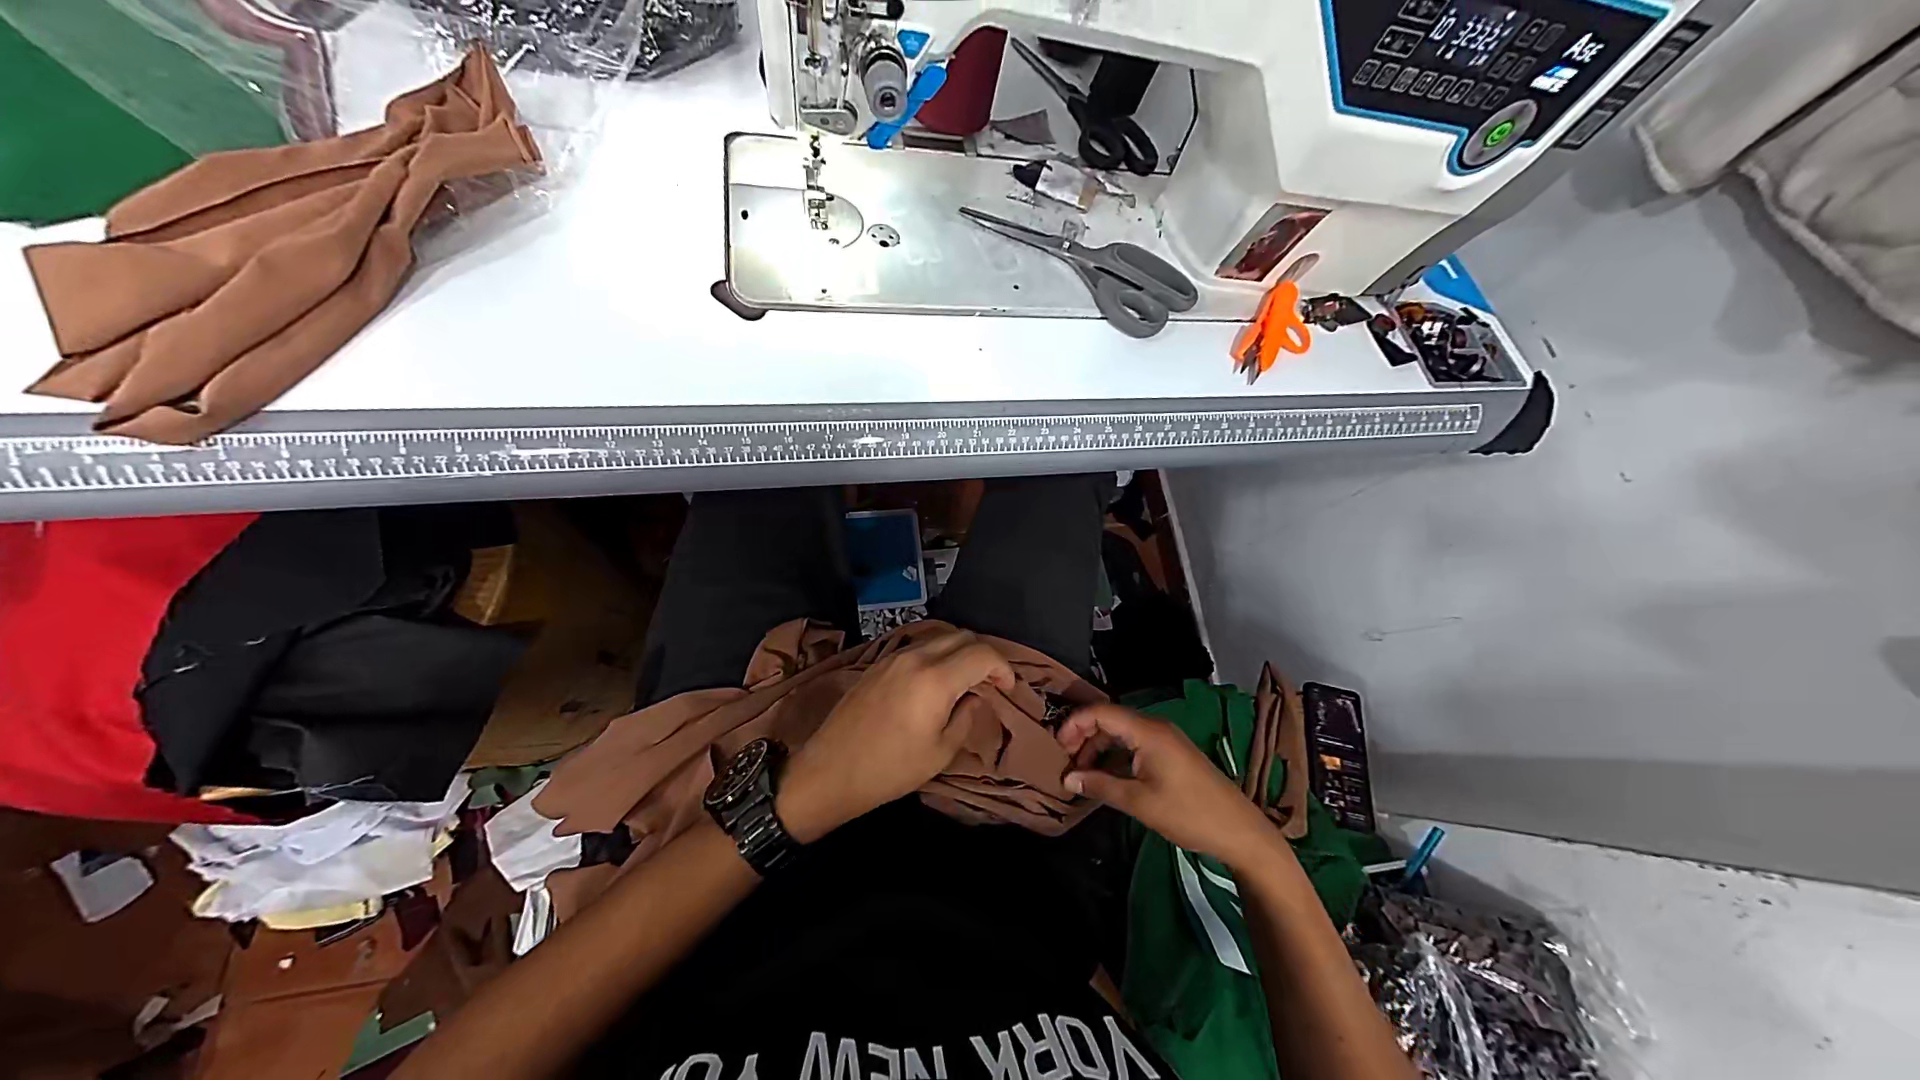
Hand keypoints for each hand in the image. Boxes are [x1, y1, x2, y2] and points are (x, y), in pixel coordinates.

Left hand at [776, 628, 1013, 842]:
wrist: (830, 771)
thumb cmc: (890, 769)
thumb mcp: (940, 752)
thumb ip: (966, 716)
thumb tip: (976, 696)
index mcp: (935, 679)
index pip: (982, 654)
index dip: (1003, 668)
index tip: (1008, 689)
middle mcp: (915, 657)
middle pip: (962, 636)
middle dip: (984, 655)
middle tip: (992, 682)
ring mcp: (893, 657)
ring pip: (939, 637)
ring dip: (960, 651)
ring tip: (967, 680)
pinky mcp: (878, 664)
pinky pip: (918, 646)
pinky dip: (938, 655)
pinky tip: (938, 680)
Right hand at [1057, 705, 1283, 869]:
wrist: (1240, 831)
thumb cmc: (1188, 813)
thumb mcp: (1138, 802)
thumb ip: (1100, 786)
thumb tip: (1068, 779)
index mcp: (1148, 731)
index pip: (1101, 712)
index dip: (1074, 724)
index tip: (1057, 746)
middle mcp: (1156, 727)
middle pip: (1109, 720)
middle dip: (1084, 737)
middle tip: (1066, 762)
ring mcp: (1165, 740)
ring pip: (1121, 733)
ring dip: (1098, 748)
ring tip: (1082, 774)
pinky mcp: (1171, 753)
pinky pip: (1134, 744)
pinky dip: (1115, 756)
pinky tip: (1106, 777)